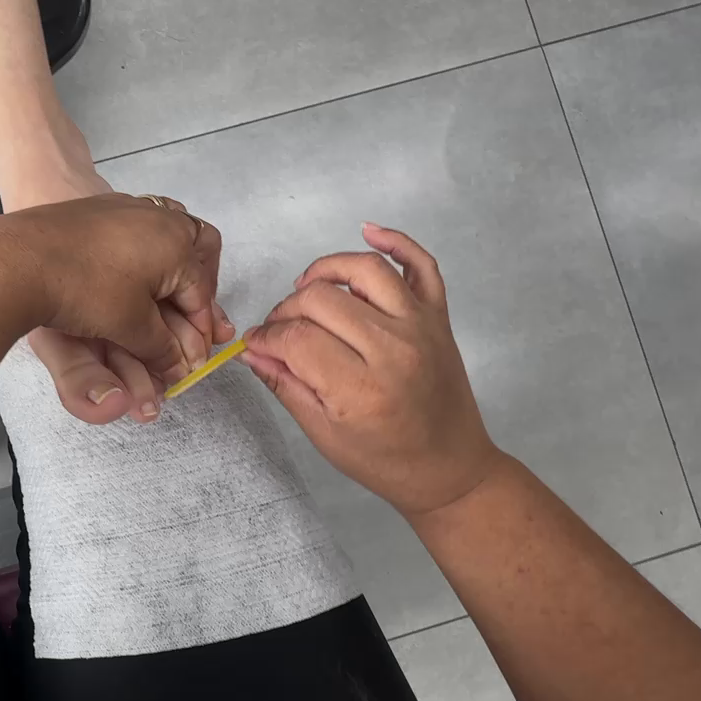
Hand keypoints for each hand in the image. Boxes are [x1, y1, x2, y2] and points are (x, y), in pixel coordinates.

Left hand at [0, 194, 235, 424]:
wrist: (20, 254)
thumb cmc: (84, 288)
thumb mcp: (129, 324)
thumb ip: (161, 347)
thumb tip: (180, 366)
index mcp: (178, 244)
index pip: (202, 294)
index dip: (199, 331)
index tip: (192, 360)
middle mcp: (160, 217)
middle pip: (198, 250)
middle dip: (198, 288)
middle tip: (187, 324)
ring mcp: (129, 206)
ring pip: (169, 232)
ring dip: (174, 265)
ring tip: (161, 300)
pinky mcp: (101, 207)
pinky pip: (139, 227)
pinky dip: (144, 252)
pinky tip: (127, 275)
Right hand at [239, 224, 499, 516]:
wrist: (451, 469)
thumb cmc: (384, 460)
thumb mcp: (322, 434)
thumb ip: (284, 385)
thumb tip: (250, 349)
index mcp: (361, 388)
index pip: (295, 338)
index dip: (265, 337)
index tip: (256, 345)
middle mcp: (393, 348)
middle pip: (320, 300)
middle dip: (285, 311)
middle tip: (279, 331)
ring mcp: (420, 326)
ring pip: (363, 269)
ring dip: (325, 270)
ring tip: (305, 289)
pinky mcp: (438, 316)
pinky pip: (421, 265)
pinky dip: (396, 241)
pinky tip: (368, 231)